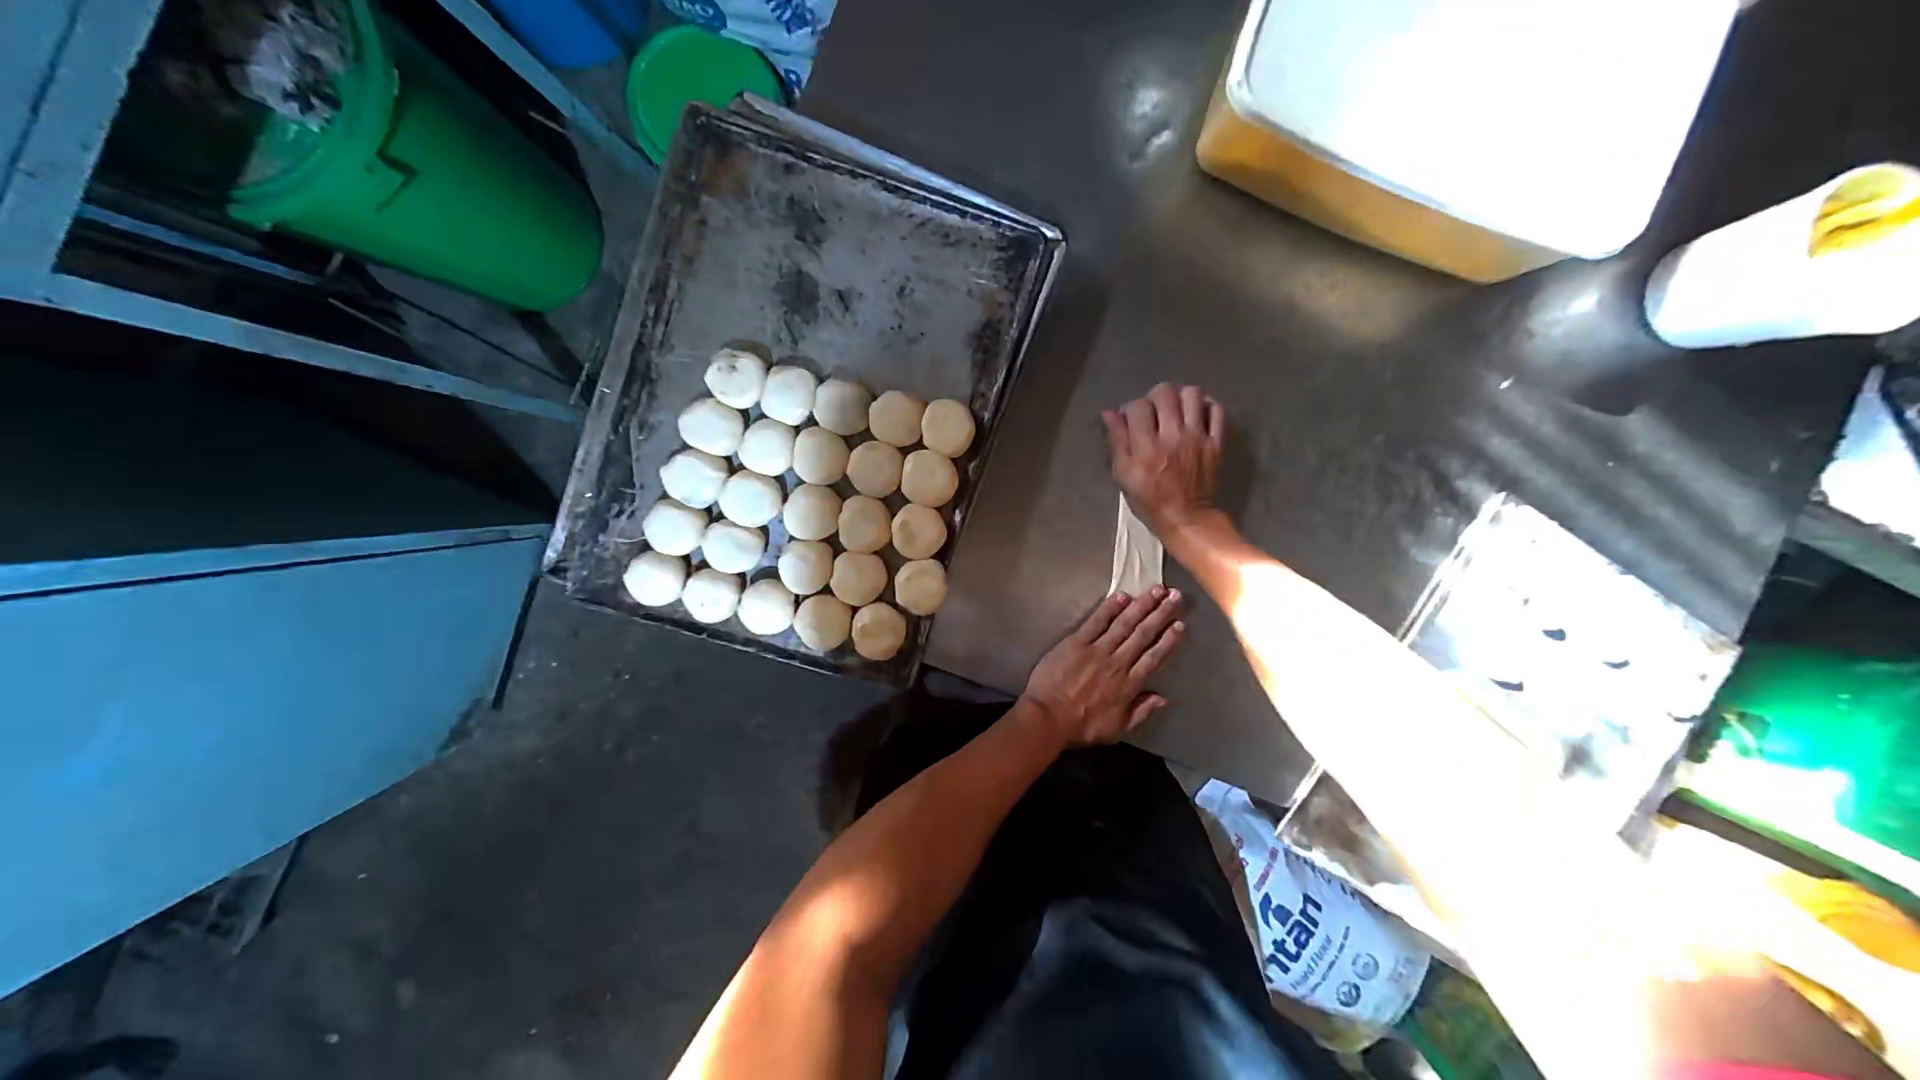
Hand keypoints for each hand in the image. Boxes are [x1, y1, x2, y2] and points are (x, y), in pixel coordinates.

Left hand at [1021, 586, 1184, 747]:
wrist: (1047, 718)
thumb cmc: (1081, 727)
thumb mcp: (1117, 729)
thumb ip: (1141, 712)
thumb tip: (1163, 697)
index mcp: (1128, 685)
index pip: (1153, 657)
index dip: (1168, 640)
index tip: (1180, 624)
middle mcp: (1117, 663)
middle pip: (1143, 634)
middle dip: (1161, 613)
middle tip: (1175, 596)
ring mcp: (1096, 650)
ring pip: (1124, 624)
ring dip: (1142, 605)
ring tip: (1156, 589)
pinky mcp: (1075, 642)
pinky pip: (1096, 621)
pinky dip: (1109, 608)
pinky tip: (1122, 596)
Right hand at [1102, 383, 1225, 536]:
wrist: (1187, 518)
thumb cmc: (1150, 500)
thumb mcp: (1123, 475)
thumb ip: (1117, 441)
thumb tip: (1110, 413)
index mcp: (1146, 447)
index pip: (1137, 407)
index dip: (1130, 409)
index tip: (1131, 420)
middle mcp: (1172, 436)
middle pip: (1165, 393)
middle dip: (1155, 397)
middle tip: (1154, 411)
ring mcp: (1197, 437)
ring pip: (1192, 395)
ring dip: (1180, 397)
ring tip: (1176, 410)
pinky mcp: (1216, 442)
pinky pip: (1216, 410)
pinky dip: (1206, 406)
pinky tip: (1196, 414)